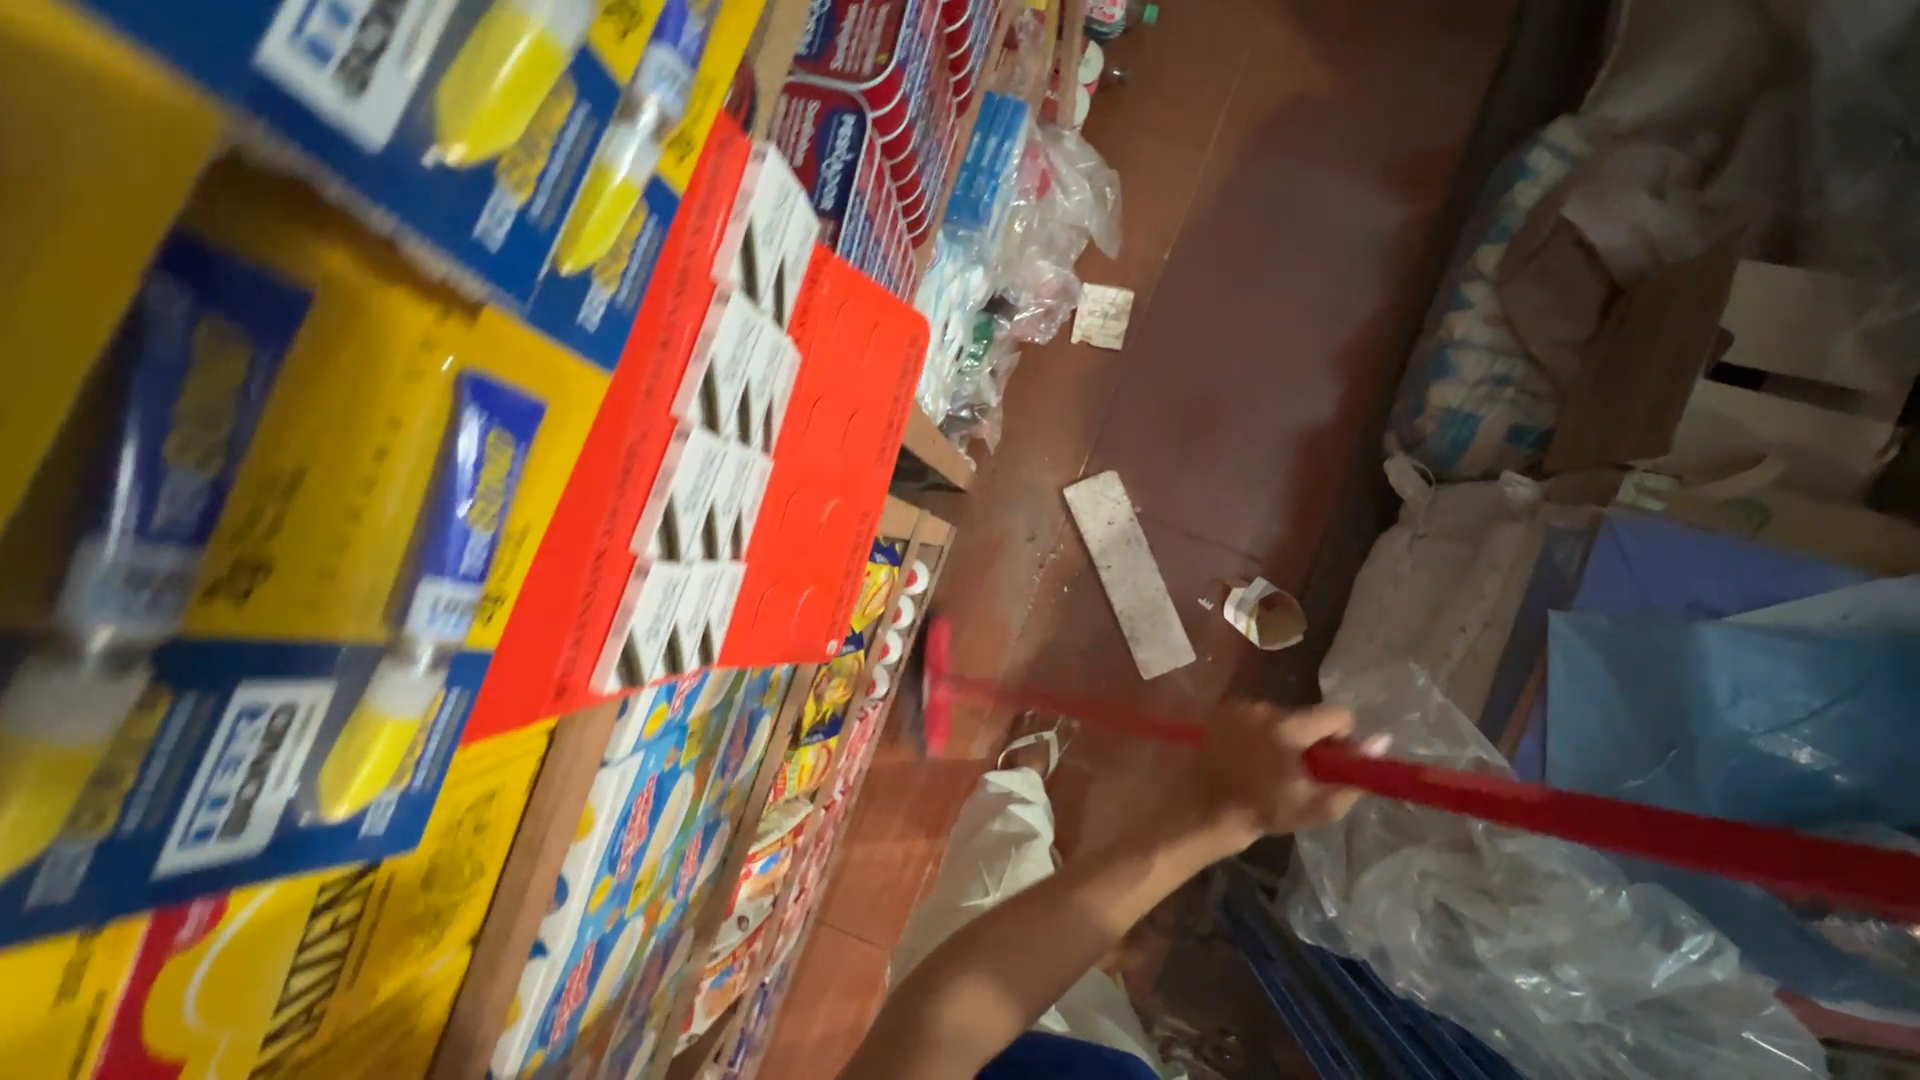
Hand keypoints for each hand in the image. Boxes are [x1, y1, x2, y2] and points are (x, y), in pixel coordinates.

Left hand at [1185, 702, 1374, 852]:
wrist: (1206, 812)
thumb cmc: (1263, 812)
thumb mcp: (1317, 806)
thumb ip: (1352, 775)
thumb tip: (1381, 742)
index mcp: (1286, 727)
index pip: (1337, 713)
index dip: (1343, 737)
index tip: (1333, 761)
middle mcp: (1262, 708)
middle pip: (1306, 716)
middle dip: (1311, 739)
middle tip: (1301, 770)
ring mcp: (1238, 708)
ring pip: (1280, 716)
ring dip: (1284, 736)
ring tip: (1272, 767)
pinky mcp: (1221, 713)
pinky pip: (1255, 717)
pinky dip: (1260, 733)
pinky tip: (1251, 758)